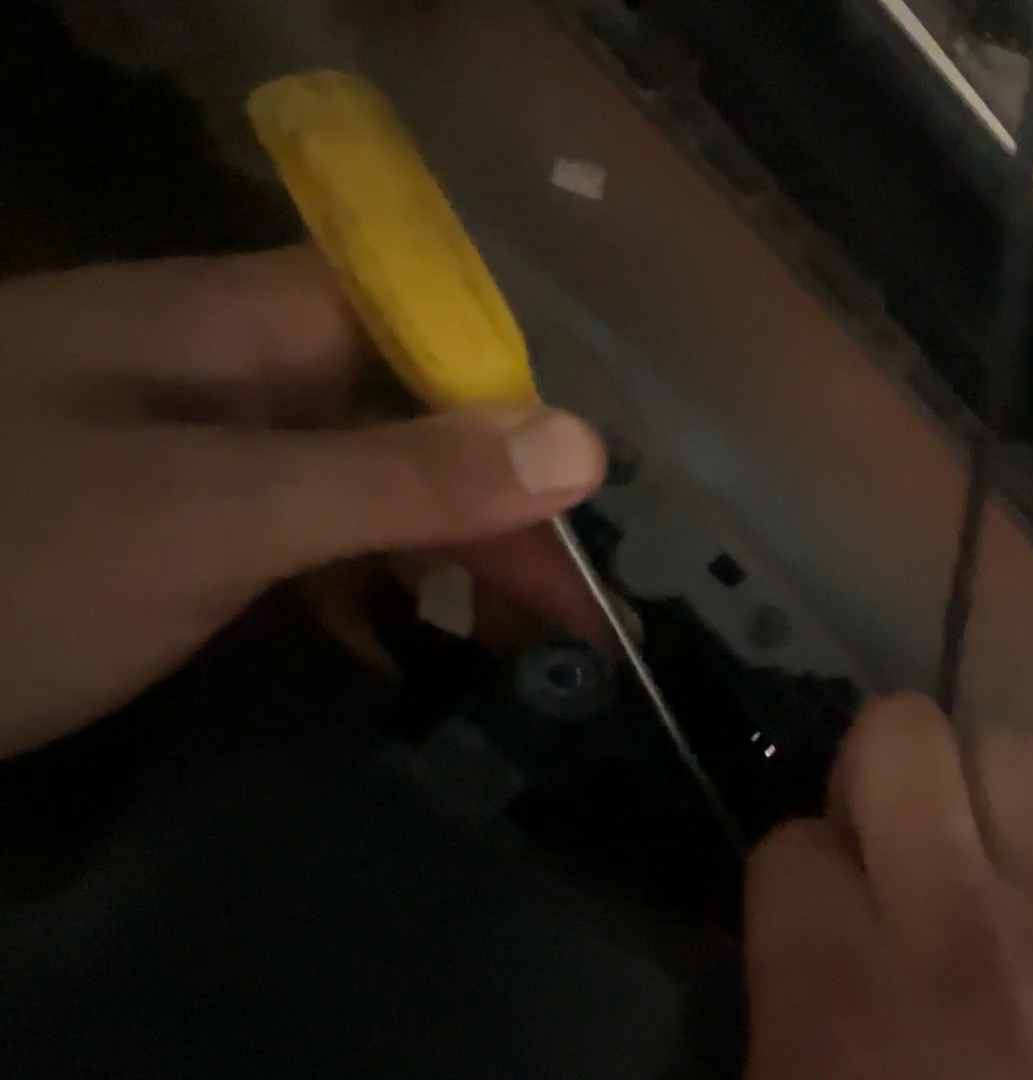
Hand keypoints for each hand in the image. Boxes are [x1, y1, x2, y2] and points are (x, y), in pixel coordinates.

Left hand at [0, 247, 606, 757]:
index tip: (576, 504)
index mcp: (249, 327)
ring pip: (387, 490)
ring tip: (534, 641)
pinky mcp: (192, 527)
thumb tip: (587, 447)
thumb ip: (407, 476)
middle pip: (425, 424)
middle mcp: (248, 375)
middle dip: (508, 516)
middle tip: (580, 618)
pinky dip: (382, 595)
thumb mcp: (212, 516)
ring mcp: (220, 454)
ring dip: (464, 563)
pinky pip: (327, 543)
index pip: (435, 331)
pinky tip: (413, 647)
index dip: (518, 407)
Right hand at [744, 695, 1032, 1078]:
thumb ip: (782, 992)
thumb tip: (812, 901)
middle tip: (875, 834)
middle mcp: (960, 933)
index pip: (788, 844)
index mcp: (842, 1001)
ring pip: (1015, 754)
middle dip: (871, 766)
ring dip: (970, 781)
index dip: (788, 873)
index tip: (806, 913)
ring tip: (959, 839)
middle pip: (907, 738)